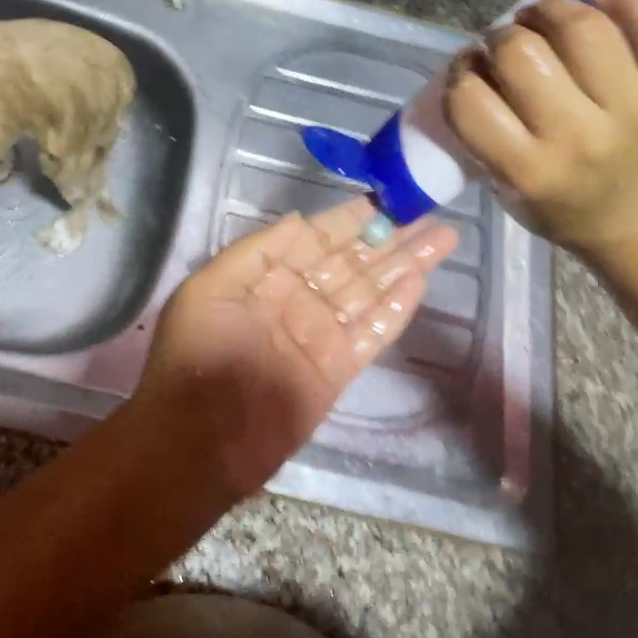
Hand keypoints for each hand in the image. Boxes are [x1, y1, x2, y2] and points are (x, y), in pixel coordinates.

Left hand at [134, 198, 458, 492]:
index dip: (349, 220)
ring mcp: (319, 335)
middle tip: (430, 213)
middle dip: (389, 238)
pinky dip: (395, 309)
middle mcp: (295, 300)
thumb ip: (257, 253)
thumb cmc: (195, 358)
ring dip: (404, 265)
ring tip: (442, 239)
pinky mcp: (337, 369)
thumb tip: (301, 220)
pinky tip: (420, 283)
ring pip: (368, 292)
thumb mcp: (209, 290)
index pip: (314, 240)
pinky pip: (372, 332)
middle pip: (350, 262)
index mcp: (263, 278)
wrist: (199, 440)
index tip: (386, 198)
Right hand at [445, 0, 637, 253]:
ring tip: (544, 20)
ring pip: (585, 28)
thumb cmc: (553, 202)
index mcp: (529, 171)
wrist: (632, 221)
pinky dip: (632, 1)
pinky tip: (604, 0)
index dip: (460, 72)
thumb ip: (485, 130)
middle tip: (506, 44)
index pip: (469, 101)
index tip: (470, 70)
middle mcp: (581, 140)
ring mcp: (634, 113)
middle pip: (521, 54)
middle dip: (502, 37)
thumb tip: (480, 56)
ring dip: (551, 10)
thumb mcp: (502, 184)